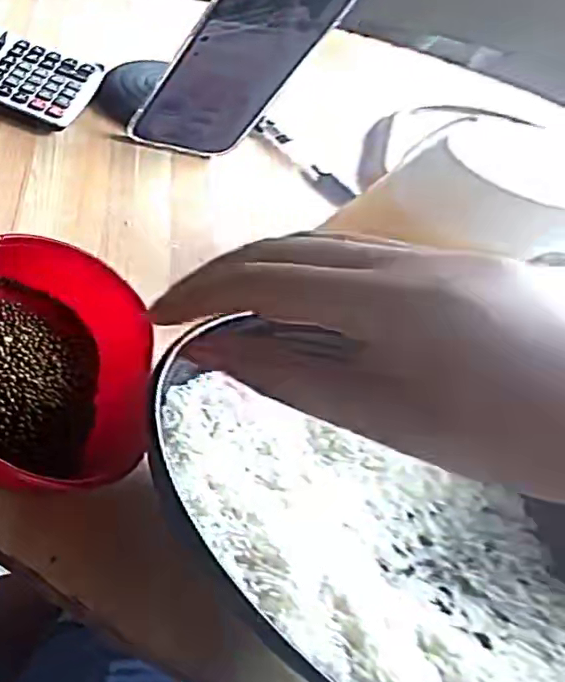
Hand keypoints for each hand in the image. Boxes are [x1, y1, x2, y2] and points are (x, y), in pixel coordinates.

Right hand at [151, 232, 564, 499]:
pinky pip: (355, 253)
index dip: (195, 295)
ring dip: (253, 268)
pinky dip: (298, 270)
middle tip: (177, 308)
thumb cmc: (526, 437)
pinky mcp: (465, 267)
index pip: (258, 279)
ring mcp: (445, 259)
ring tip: (223, 304)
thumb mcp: (386, 417)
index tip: (156, 317)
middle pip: (278, 249)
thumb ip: (282, 375)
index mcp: (393, 299)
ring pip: (315, 244)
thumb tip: (206, 349)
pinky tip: (290, 301)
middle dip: (213, 275)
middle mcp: (414, 262)